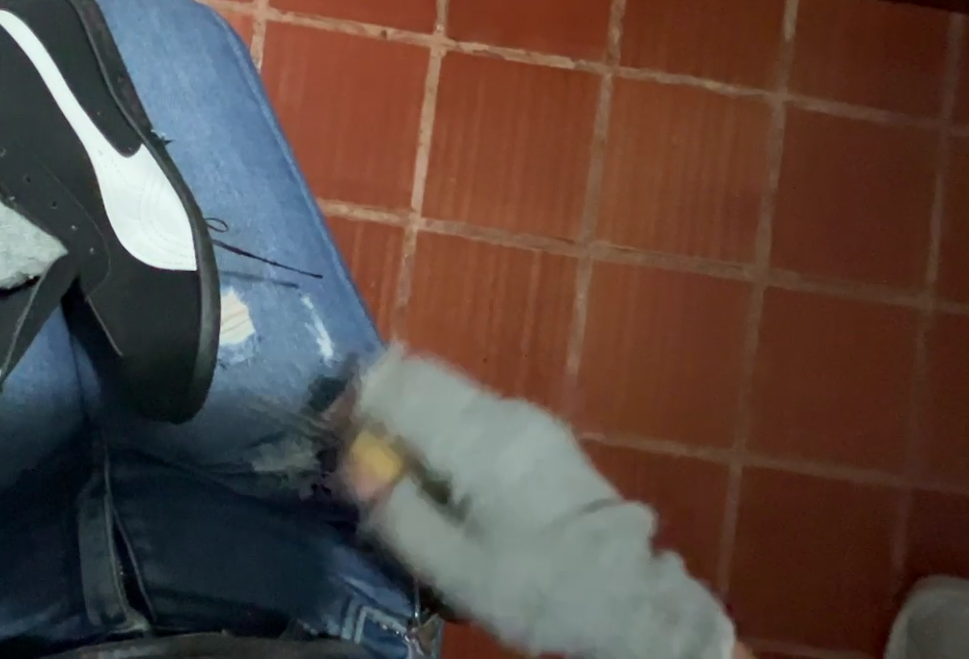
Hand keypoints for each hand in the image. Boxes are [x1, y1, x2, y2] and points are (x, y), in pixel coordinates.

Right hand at [344, 348, 735, 658]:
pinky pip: (461, 396)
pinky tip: (432, 449)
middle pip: (414, 370)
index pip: (394, 387)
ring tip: (391, 443)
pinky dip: (431, 407)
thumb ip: (396, 514)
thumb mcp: (456, 571)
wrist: (632, 598)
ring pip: (437, 377)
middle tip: (356, 433)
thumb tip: (356, 470)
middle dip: (374, 392)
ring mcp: (518, 411)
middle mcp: (497, 410)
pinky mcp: (531, 421)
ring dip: (402, 398)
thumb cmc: (536, 587)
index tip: (336, 431)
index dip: (353, 401)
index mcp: (477, 443)